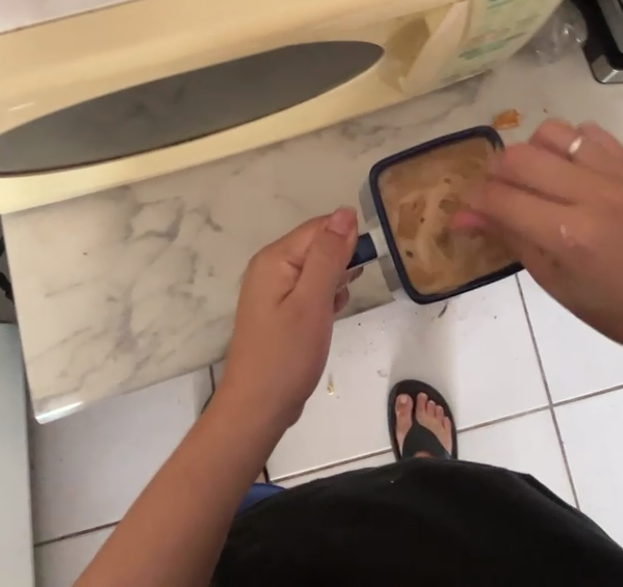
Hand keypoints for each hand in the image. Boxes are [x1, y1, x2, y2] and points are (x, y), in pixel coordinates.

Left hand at [217, 208, 358, 434]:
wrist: (257, 409)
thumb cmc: (287, 355)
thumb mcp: (313, 301)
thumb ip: (329, 255)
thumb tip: (345, 212)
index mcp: (275, 258)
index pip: (320, 228)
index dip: (346, 241)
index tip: (365, 267)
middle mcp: (270, 266)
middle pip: (317, 245)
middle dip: (341, 263)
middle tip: (347, 293)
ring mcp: (272, 289)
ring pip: (317, 267)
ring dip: (335, 282)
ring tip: (336, 308)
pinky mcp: (279, 309)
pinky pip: (310, 288)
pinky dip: (325, 298)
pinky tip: (330, 317)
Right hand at [453, 120, 622, 361]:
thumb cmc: (611, 308)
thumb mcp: (551, 280)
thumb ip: (506, 236)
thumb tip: (458, 215)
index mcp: (570, 236)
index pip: (502, 198)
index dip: (476, 199)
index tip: (471, 205)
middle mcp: (593, 196)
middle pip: (520, 157)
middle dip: (497, 173)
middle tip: (500, 193)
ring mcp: (617, 175)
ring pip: (551, 132)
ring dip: (532, 151)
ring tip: (537, 178)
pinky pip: (587, 131)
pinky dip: (568, 144)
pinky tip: (569, 170)